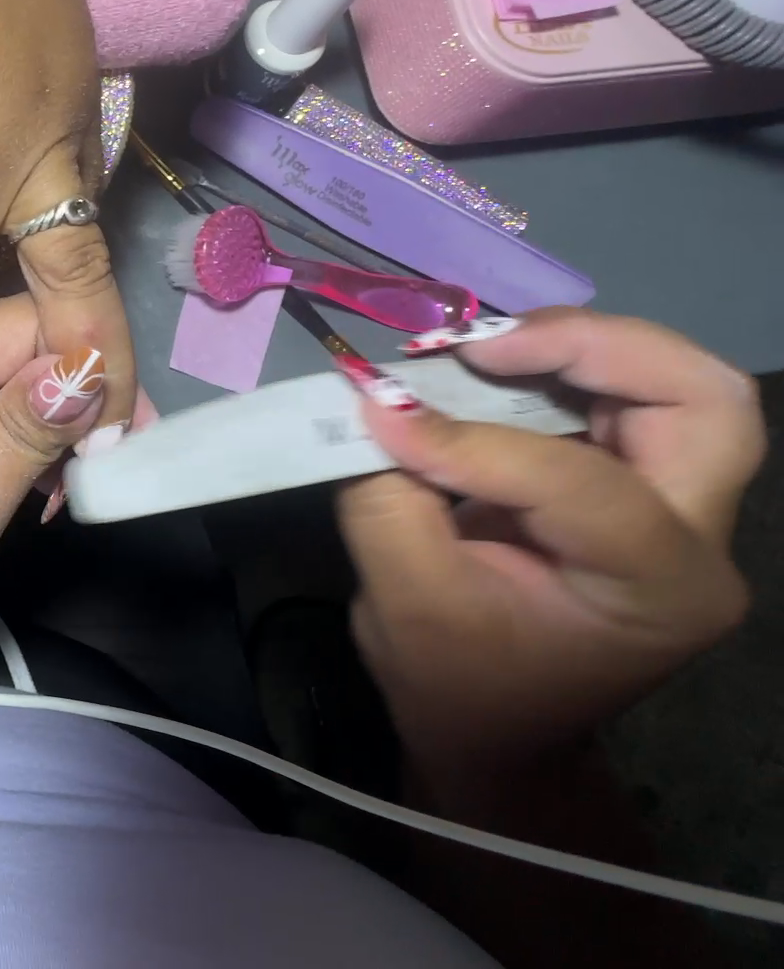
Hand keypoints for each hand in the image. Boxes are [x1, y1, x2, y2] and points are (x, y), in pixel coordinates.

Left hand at [0, 296, 111, 663]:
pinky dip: (33, 439)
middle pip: (25, 340)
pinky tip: (46, 484)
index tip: (116, 430)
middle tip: (112, 459)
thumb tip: (83, 368)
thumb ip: (15, 439)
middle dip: (82, 391)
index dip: (85, 357)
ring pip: (18, 375)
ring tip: (78, 482)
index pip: (22, 320)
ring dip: (61, 420)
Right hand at [337, 310, 764, 787]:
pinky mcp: (623, 494)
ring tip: (475, 349)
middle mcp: (696, 541)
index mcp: (660, 590)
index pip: (581, 486)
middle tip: (481, 345)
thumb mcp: (401, 602)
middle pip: (702, 404)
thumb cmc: (449, 681)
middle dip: (592, 350)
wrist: (489, 727)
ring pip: (673, 390)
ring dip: (574, 350)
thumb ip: (385, 502)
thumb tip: (370, 409)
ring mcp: (670, 513)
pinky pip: (611, 406)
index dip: (471, 442)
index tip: (375, 410)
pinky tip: (481, 373)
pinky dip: (548, 373)